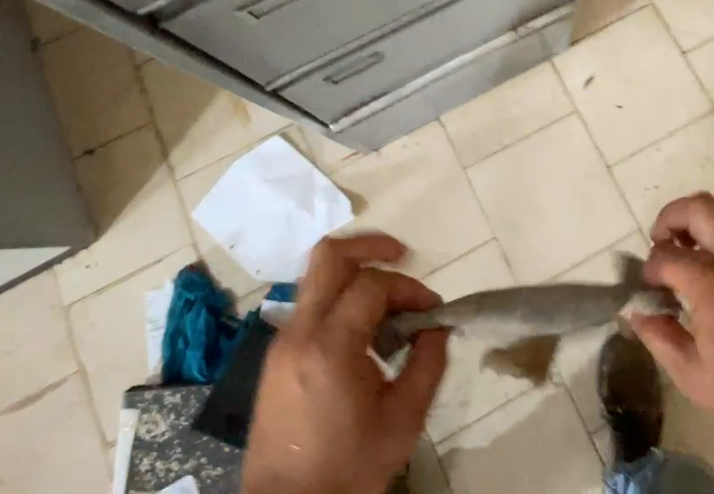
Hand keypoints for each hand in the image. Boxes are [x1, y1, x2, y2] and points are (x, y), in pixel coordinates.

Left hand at [243, 234, 449, 493]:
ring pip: (316, 278)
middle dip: (370, 245)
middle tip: (402, 254)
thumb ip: (428, 364)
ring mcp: (281, 342)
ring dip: (354, 277)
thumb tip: (437, 327)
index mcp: (329, 347)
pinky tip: (364, 333)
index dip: (408, 287)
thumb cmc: (350, 468)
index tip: (432, 311)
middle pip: (329, 256)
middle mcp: (298, 332)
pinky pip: (310, 307)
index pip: (371, 285)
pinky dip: (339, 302)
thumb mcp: (403, 421)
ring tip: (388, 306)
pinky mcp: (276, 356)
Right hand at [630, 193, 713, 452]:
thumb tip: (637, 311)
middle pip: (701, 207)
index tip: (649, 289)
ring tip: (689, 245)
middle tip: (661, 243)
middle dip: (671, 217)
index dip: (649, 269)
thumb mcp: (692, 376)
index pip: (667, 256)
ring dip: (702, 218)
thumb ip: (659, 337)